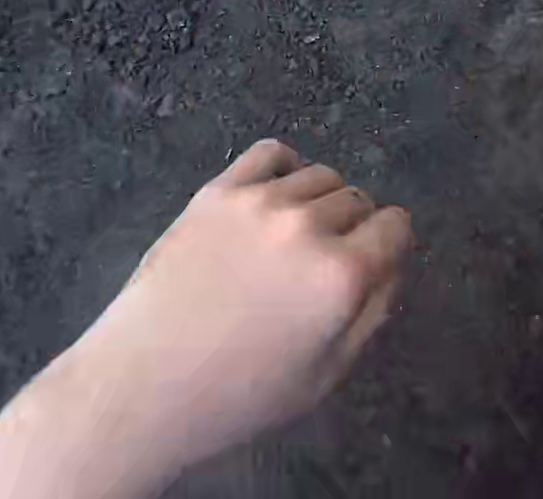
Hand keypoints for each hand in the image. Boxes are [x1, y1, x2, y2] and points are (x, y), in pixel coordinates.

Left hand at [0, 139, 413, 498]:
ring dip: (321, 200)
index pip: (396, 226)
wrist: (146, 380)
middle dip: (355, 225)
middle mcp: (308, 226)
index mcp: (341, 276)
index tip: (377, 253)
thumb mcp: (326, 373)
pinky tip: (277, 191)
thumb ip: (372, 310)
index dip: (391, 240)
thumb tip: (391, 261)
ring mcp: (261, 200)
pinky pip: (272, 152)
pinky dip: (286, 165)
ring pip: (320, 175)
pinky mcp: (221, 188)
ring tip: (295, 231)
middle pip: (357, 198)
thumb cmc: (241, 391)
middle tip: (326, 257)